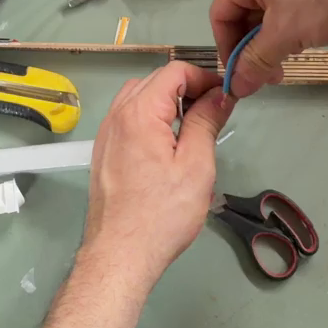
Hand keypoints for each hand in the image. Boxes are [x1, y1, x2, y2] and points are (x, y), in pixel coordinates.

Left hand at [82, 61, 231, 285]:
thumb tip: (220, 95)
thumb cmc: (162, 213)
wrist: (119, 256)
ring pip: (139, 96)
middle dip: (187, 87)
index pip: (174, 72)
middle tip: (214, 110)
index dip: (203, 77)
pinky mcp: (103, 151)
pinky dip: (150, 116)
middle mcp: (117, 115)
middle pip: (155, 80)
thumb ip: (206, 122)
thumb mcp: (196, 165)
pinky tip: (167, 142)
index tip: (224, 96)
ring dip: (167, 100)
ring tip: (192, 124)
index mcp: (140, 112)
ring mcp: (106, 133)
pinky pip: (128, 117)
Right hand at [209, 0, 327, 97]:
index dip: (227, 49)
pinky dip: (290, 21)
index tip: (242, 76)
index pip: (220, 13)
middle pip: (243, 10)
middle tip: (271, 74)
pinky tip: (307, 36)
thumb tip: (236, 88)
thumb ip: (255, 62)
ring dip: (273, 37)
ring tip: (291, 57)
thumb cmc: (323, 0)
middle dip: (254, 46)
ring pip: (268, 7)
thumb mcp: (284, 35)